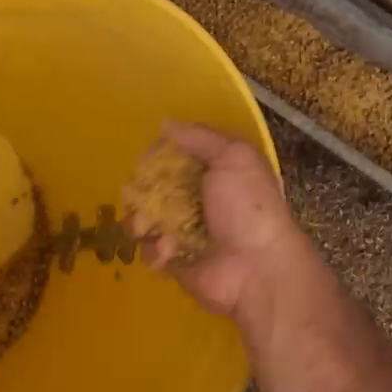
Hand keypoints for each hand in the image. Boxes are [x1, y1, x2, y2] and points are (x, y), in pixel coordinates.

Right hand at [140, 122, 312, 320]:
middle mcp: (198, 197)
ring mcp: (184, 230)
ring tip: (146, 227)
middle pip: (155, 186)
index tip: (147, 160)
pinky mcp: (176, 260)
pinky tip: (170, 251)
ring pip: (146, 217)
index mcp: (215, 170)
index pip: (176, 155)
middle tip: (134, 196)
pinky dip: (155, 249)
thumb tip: (165, 124)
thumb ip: (199, 137)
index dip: (158, 155)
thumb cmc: (247, 206)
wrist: (257, 268)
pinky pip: (151, 250)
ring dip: (142, 220)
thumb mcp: (233, 157)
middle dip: (142, 190)